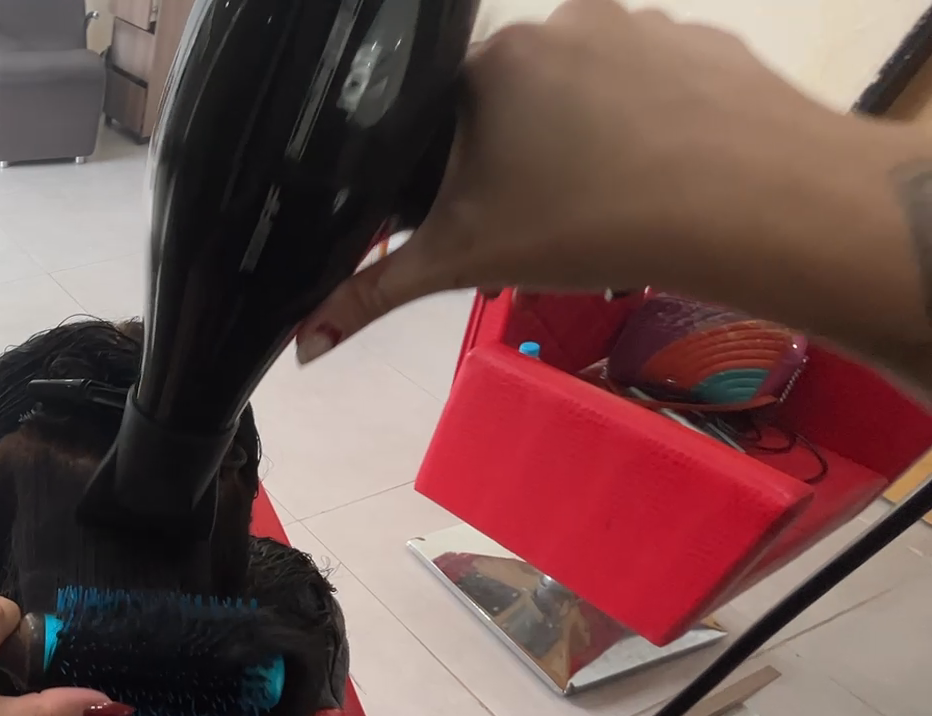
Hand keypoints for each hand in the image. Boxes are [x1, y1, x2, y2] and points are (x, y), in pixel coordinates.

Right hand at [297, 0, 846, 361]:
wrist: (751, 207)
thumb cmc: (580, 224)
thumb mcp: (455, 263)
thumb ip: (369, 297)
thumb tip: (299, 348)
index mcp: (490, 62)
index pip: (429, 104)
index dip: (428, 159)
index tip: (445, 201)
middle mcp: (560, 20)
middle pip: (494, 93)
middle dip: (490, 150)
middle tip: (508, 207)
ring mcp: (638, 22)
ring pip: (562, 85)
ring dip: (553, 134)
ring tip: (572, 193)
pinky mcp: (697, 42)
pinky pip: (630, 79)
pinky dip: (616, 123)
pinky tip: (628, 170)